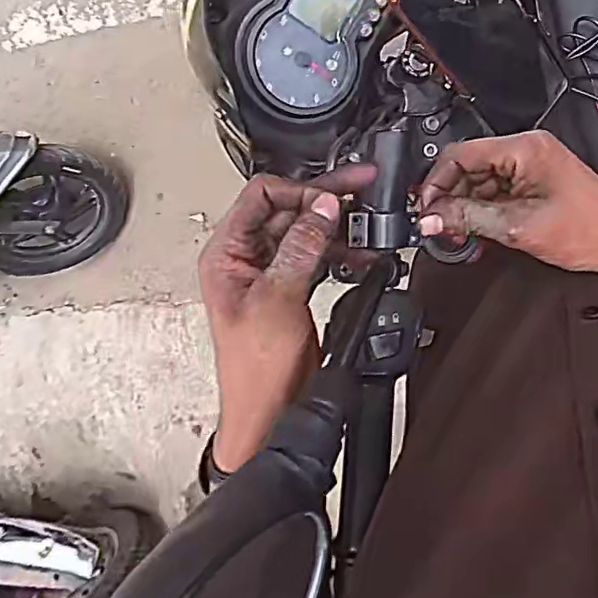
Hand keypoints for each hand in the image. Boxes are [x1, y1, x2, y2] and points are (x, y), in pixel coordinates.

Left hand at [199, 165, 376, 469]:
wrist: (270, 413)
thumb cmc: (255, 369)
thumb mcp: (278, 300)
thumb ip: (301, 248)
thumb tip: (322, 207)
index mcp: (227, 253)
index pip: (261, 197)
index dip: (300, 192)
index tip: (332, 199)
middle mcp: (247, 258)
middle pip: (288, 209)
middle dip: (326, 198)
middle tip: (362, 184)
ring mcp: (272, 272)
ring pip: (308, 231)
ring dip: (339, 225)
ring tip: (369, 220)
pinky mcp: (294, 287)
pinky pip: (319, 255)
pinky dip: (343, 251)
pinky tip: (364, 254)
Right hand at [416, 131, 597, 339]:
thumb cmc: (590, 230)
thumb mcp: (518, 226)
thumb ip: (468, 218)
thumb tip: (432, 217)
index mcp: (525, 148)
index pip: (460, 154)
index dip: (436, 183)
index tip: (425, 208)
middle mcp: (527, 149)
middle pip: (467, 166)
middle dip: (449, 197)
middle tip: (437, 225)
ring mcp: (531, 164)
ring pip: (479, 180)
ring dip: (464, 206)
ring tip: (458, 233)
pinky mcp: (535, 181)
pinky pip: (496, 190)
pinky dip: (482, 210)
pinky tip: (477, 230)